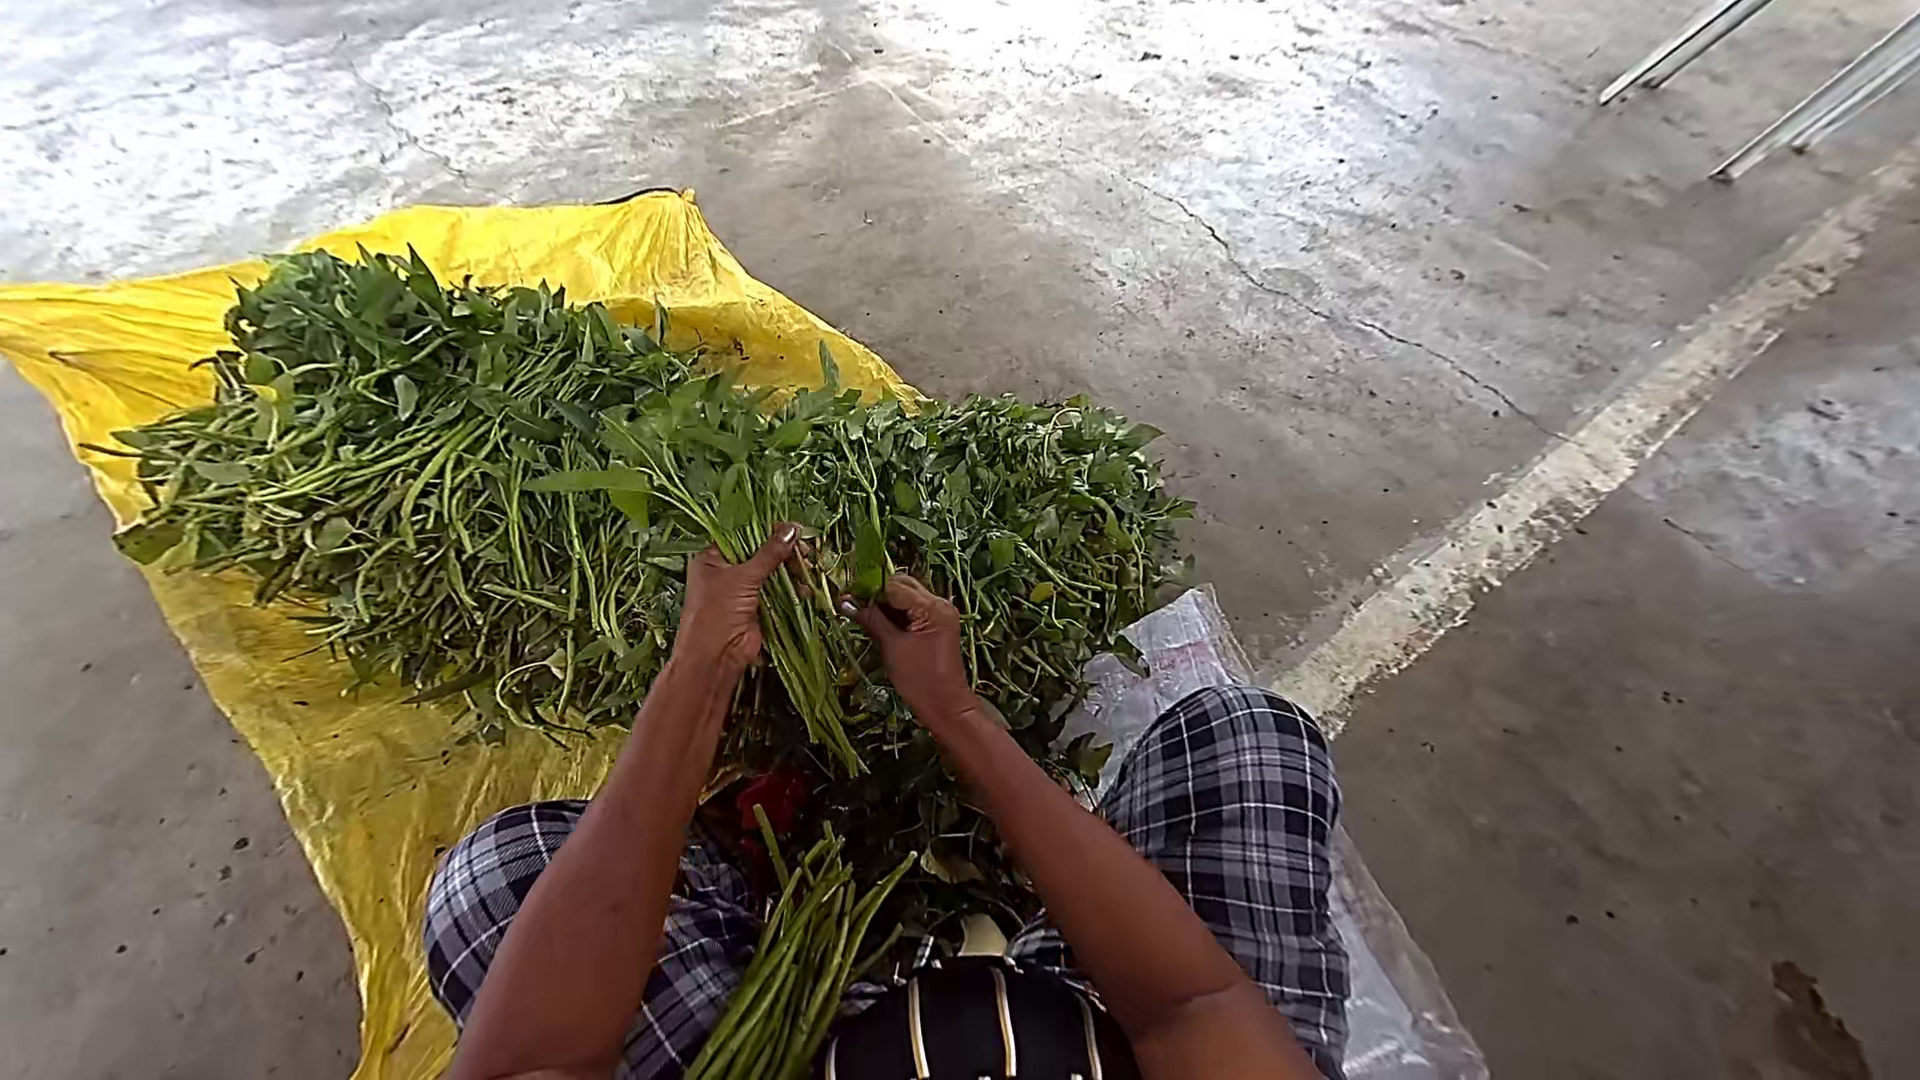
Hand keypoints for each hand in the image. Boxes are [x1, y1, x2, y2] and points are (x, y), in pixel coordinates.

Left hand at [674, 524, 799, 673]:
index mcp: (713, 559)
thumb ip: (769, 553)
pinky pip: (780, 591)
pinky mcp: (760, 606)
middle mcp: (728, 572)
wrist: (716, 657)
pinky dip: (793, 588)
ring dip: (791, 569)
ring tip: (807, 565)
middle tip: (803, 548)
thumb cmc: (717, 612)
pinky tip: (805, 587)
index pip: (742, 534)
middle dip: (783, 550)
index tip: (789, 527)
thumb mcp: (742, 577)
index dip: (765, 530)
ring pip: (773, 572)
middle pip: (761, 553)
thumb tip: (791, 529)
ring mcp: (745, 590)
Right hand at [844, 574, 977, 724]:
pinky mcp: (937, 622)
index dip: (870, 590)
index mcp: (933, 608)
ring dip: (886, 602)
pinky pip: (913, 607)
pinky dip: (896, 611)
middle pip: (903, 585)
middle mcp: (940, 604)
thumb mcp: (892, 647)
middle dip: (878, 592)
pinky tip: (879, 620)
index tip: (847, 596)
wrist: (945, 705)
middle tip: (854, 604)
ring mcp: (941, 612)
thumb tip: (847, 602)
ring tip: (863, 613)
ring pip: (907, 594)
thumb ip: (872, 619)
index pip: (895, 586)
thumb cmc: (920, 680)